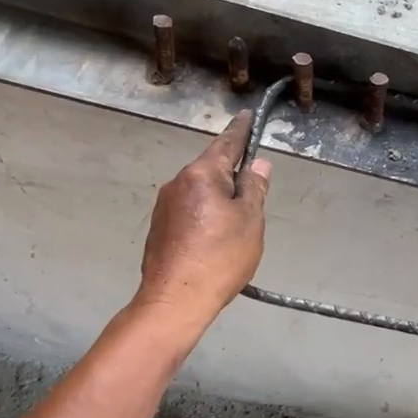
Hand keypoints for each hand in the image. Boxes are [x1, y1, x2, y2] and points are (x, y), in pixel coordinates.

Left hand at [135, 110, 272, 329]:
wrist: (175, 301)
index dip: (241, 130)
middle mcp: (178, 183)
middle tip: (254, 195)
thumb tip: (257, 164)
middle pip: (212, 169)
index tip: (247, 116)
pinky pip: (190, 210)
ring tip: (237, 227)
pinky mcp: (160, 228)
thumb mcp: (250, 220)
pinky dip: (206, 215)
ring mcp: (164, 206)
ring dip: (219, 199)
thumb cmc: (220, 257)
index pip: (227, 143)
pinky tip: (216, 239)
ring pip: (201, 192)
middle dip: (233, 176)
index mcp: (202, 174)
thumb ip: (254, 188)